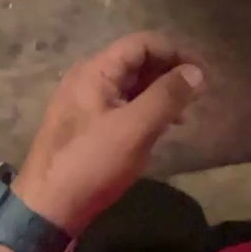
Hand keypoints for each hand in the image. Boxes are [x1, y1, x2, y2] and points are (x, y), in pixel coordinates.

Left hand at [11, 32, 205, 233]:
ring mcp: (85, 102)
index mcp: (95, 70)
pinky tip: (160, 129)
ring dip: (160, 93)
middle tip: (197, 96)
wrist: (48, 208)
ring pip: (131, 84)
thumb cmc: (92, 163)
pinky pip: (122, 104)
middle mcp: (87, 78)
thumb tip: (196, 72)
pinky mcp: (86, 125)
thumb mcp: (136, 128)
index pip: (142, 43)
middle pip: (136, 60)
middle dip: (169, 73)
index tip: (202, 75)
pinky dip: (145, 109)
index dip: (175, 52)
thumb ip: (167, 96)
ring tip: (183, 116)